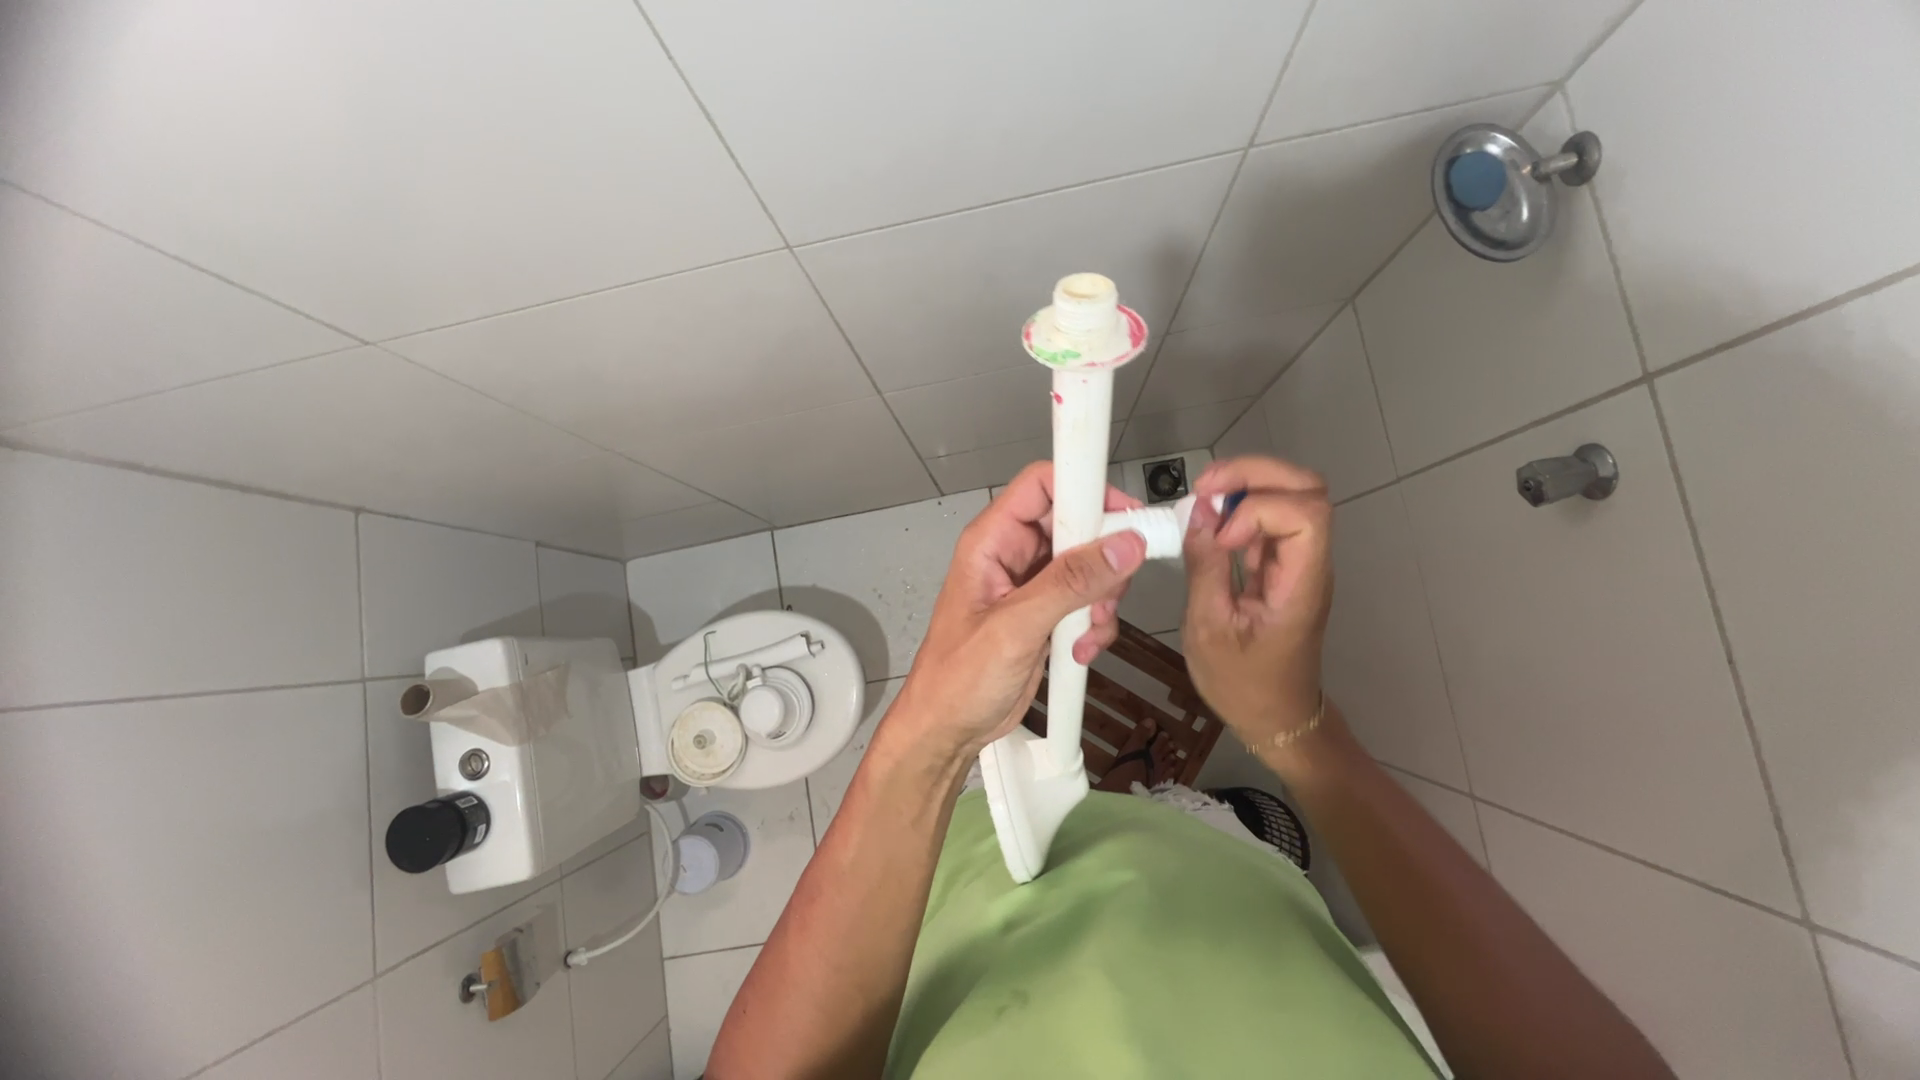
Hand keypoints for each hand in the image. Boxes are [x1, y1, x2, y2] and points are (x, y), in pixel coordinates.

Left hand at [886, 463, 1148, 764]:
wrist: (949, 728)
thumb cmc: (955, 680)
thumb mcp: (1013, 629)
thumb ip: (1068, 584)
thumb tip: (1120, 547)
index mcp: (991, 542)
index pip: (1042, 485)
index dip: (1085, 489)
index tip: (1123, 513)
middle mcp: (1014, 556)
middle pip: (1077, 524)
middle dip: (1103, 556)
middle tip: (1111, 587)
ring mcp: (1033, 585)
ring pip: (1090, 563)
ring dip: (1102, 597)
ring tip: (1086, 628)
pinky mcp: (1047, 613)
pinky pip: (1089, 598)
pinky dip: (1095, 622)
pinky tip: (1079, 648)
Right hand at [1182, 456, 1335, 749]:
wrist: (1275, 718)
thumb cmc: (1243, 685)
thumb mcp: (1209, 630)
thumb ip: (1205, 568)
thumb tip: (1197, 513)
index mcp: (1302, 583)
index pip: (1306, 513)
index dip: (1258, 509)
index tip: (1220, 538)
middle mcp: (1309, 563)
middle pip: (1307, 489)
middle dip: (1255, 474)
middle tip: (1205, 486)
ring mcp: (1296, 563)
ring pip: (1290, 497)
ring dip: (1246, 485)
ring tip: (1202, 498)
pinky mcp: (1280, 568)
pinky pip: (1268, 520)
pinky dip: (1238, 509)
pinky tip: (1208, 521)